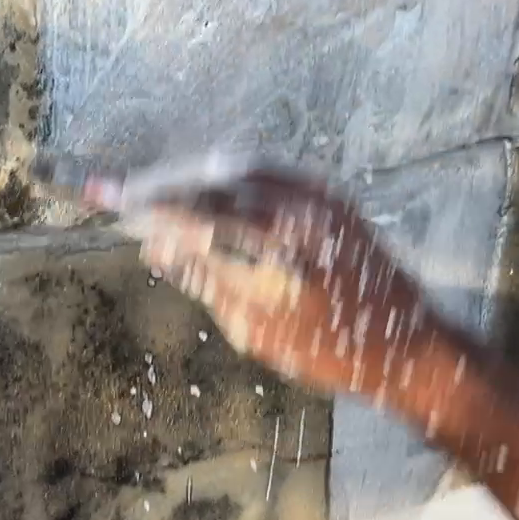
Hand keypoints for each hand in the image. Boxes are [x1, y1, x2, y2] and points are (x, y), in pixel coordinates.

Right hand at [126, 166, 448, 411]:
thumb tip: (154, 246)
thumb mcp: (256, 326)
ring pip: (231, 167)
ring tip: (157, 194)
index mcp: (279, 237)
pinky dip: (224, 178)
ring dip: (190, 179)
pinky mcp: (326, 192)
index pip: (190, 208)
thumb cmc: (333, 350)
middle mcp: (297, 201)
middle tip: (121, 191)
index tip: (100, 190)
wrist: (418, 352)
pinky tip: (206, 192)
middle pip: (206, 178)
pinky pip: (260, 170)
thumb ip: (203, 276)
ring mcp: (315, 191)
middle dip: (160, 184)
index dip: (140, 200)